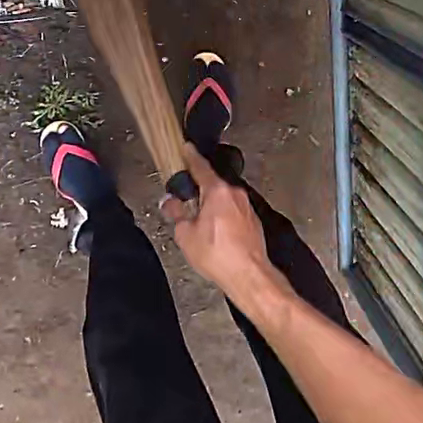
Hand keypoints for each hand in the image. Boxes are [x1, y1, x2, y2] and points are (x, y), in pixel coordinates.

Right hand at [162, 143, 283, 303]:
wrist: (249, 275)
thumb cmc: (218, 254)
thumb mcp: (186, 234)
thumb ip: (176, 214)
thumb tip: (169, 204)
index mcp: (217, 191)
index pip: (200, 166)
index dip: (190, 156)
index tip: (186, 148)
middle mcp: (234, 194)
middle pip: (212, 184)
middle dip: (198, 190)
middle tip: (185, 198)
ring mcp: (246, 207)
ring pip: (223, 199)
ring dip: (211, 205)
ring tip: (199, 223)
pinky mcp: (252, 221)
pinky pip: (233, 211)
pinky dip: (223, 216)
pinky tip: (215, 233)